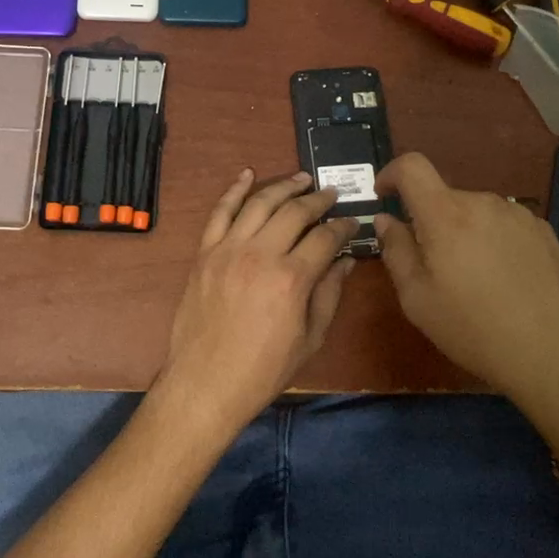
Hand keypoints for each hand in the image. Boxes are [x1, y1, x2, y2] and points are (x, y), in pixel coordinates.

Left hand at [155, 170, 358, 433]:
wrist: (206, 382)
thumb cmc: (264, 369)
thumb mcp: (309, 339)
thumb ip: (328, 294)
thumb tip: (345, 261)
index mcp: (291, 278)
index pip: (325, 238)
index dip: (343, 227)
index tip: (353, 223)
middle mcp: (260, 254)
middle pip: (295, 212)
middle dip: (318, 200)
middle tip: (331, 194)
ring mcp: (229, 249)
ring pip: (260, 203)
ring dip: (283, 186)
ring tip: (301, 179)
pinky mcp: (206, 252)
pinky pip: (220, 212)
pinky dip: (235, 190)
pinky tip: (248, 175)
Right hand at [373, 153, 558, 428]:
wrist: (554, 356)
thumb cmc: (474, 330)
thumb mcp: (418, 299)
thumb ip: (396, 251)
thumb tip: (386, 219)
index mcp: (446, 214)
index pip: (412, 166)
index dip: (392, 173)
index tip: (384, 195)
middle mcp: (483, 202)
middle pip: (444, 196)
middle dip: (430, 221)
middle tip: (434, 267)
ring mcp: (518, 214)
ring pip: (475, 211)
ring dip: (464, 231)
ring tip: (475, 279)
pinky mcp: (544, 231)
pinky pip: (504, 224)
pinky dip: (493, 240)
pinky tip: (505, 280)